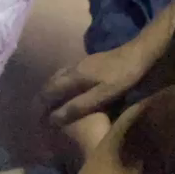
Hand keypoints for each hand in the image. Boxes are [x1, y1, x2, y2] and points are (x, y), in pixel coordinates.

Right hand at [38, 40, 158, 129]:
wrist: (142, 52)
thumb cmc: (124, 76)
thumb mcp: (102, 95)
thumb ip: (78, 106)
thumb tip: (52, 118)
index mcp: (74, 75)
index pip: (48, 91)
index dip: (38, 107)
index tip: (32, 121)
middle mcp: (75, 67)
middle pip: (51, 82)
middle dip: (41, 98)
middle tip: (36, 115)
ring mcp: (84, 62)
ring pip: (59, 76)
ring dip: (51, 90)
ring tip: (49, 106)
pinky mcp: (93, 63)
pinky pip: (68, 74)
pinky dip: (61, 85)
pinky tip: (69, 92)